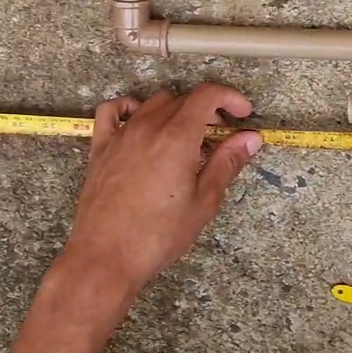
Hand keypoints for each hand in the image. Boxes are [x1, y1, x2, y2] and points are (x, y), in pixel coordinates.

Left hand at [60, 83, 262, 301]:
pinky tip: (140, 123)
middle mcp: (148, 125)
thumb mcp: (203, 202)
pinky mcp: (100, 146)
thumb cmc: (158, 235)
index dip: (230, 97)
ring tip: (186, 139)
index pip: (207, 95)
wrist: (105, 257)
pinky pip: (112, 111)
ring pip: (154, 103)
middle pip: (183, 99)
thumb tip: (251, 138)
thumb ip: (227, 163)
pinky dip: (129, 107)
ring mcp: (121, 134)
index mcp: (177, 137)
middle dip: (208, 111)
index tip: (244, 113)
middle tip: (220, 138)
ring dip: (176, 111)